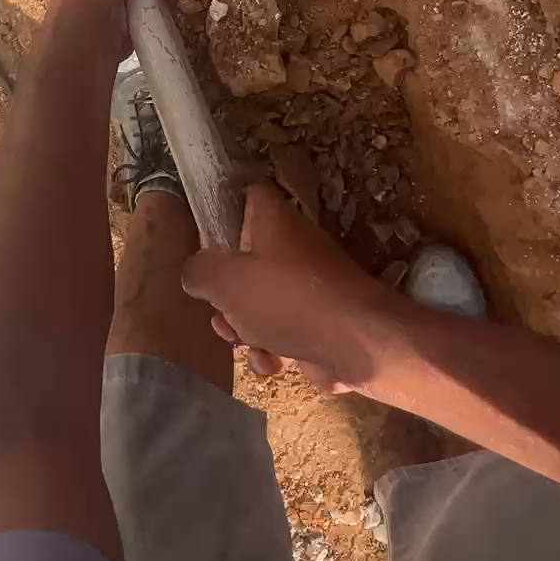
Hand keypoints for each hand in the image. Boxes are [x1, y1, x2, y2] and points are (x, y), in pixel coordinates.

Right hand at [182, 183, 404, 393]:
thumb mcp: (225, 282)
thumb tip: (196, 272)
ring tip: (251, 350)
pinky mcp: (327, 315)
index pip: (246, 195)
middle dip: (229, 296)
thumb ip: (199, 272)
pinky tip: (277, 365)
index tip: (205, 244)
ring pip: (266, 300)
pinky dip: (280, 347)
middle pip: (248, 260)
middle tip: (222, 318)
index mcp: (273, 219)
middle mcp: (295, 243)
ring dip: (250, 330)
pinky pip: (291, 326)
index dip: (222, 213)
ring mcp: (313, 281)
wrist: (363, 344)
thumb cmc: (288, 300)